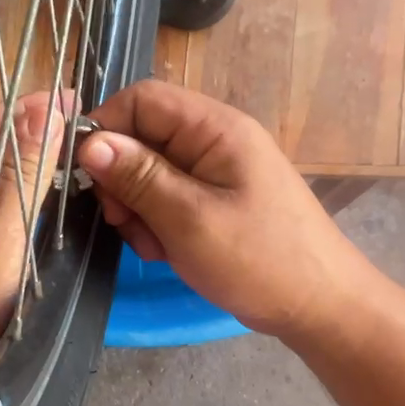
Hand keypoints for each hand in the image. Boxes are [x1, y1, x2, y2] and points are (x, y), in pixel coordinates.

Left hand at [0, 92, 72, 392]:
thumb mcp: (1, 238)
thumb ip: (24, 174)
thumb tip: (47, 109)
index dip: (25, 108)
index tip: (72, 100)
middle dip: (27, 130)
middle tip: (80, 125)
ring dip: (24, 160)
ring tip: (71, 150)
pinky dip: (15, 189)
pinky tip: (45, 189)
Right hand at [80, 80, 380, 339]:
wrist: (317, 305)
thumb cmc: (258, 259)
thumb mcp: (188, 218)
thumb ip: (138, 177)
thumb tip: (89, 143)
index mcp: (214, 128)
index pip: (141, 100)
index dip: (105, 129)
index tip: (86, 176)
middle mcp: (213, 139)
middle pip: (140, 137)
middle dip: (120, 180)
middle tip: (123, 223)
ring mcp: (214, 170)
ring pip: (147, 172)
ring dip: (135, 208)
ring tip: (151, 246)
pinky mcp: (213, 199)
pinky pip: (166, 197)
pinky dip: (154, 222)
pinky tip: (164, 250)